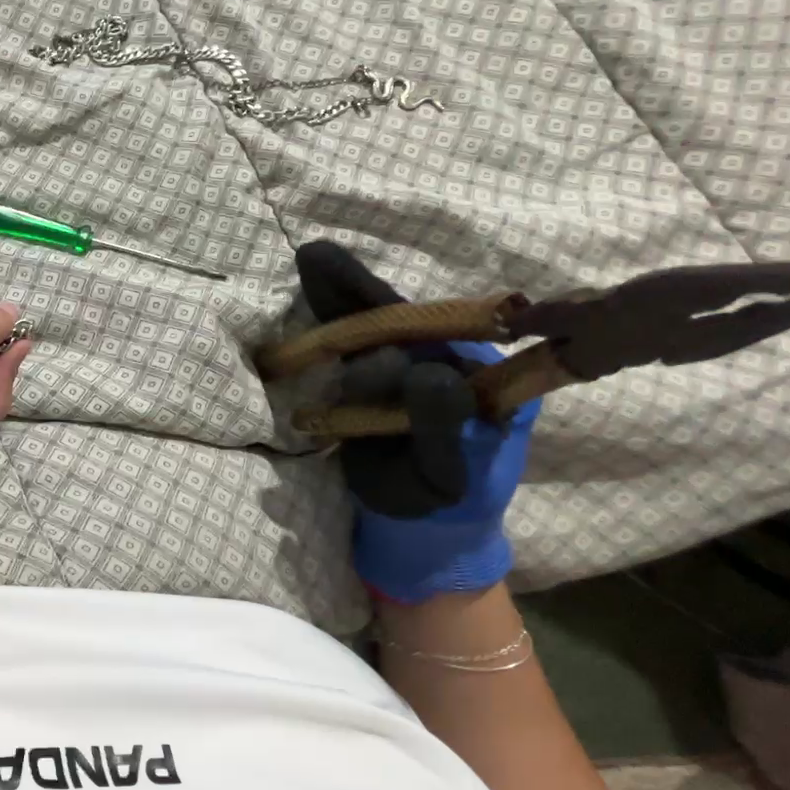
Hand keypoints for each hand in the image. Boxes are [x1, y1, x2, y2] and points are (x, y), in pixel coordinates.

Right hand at [293, 242, 539, 603]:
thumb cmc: (441, 509)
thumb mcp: (445, 479)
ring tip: (310, 264)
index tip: (341, 268)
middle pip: (400, 319)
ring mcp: (413, 373)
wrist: (422, 533)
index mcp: (480, 381)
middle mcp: (452, 365)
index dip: (382, 299)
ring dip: (339, 298)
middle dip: (356, 290)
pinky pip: (355, 349)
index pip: (431, 329)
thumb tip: (428, 368)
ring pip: (376, 329)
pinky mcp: (381, 386)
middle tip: (313, 256)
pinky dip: (331, 322)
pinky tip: (309, 300)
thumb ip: (441, 427)